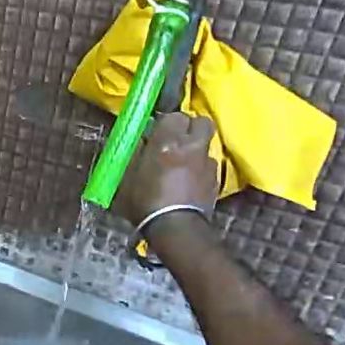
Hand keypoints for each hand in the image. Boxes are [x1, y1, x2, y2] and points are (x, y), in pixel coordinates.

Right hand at [110, 112, 217, 234]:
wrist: (175, 228)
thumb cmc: (145, 200)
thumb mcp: (127, 176)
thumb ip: (136, 153)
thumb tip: (142, 139)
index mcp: (168, 142)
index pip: (175, 116)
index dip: (167, 122)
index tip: (157, 132)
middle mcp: (192, 147)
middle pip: (201, 122)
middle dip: (190, 127)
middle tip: (176, 139)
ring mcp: (207, 163)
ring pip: (206, 145)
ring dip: (196, 149)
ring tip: (182, 163)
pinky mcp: (216, 180)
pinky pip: (210, 165)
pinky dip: (201, 168)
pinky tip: (189, 181)